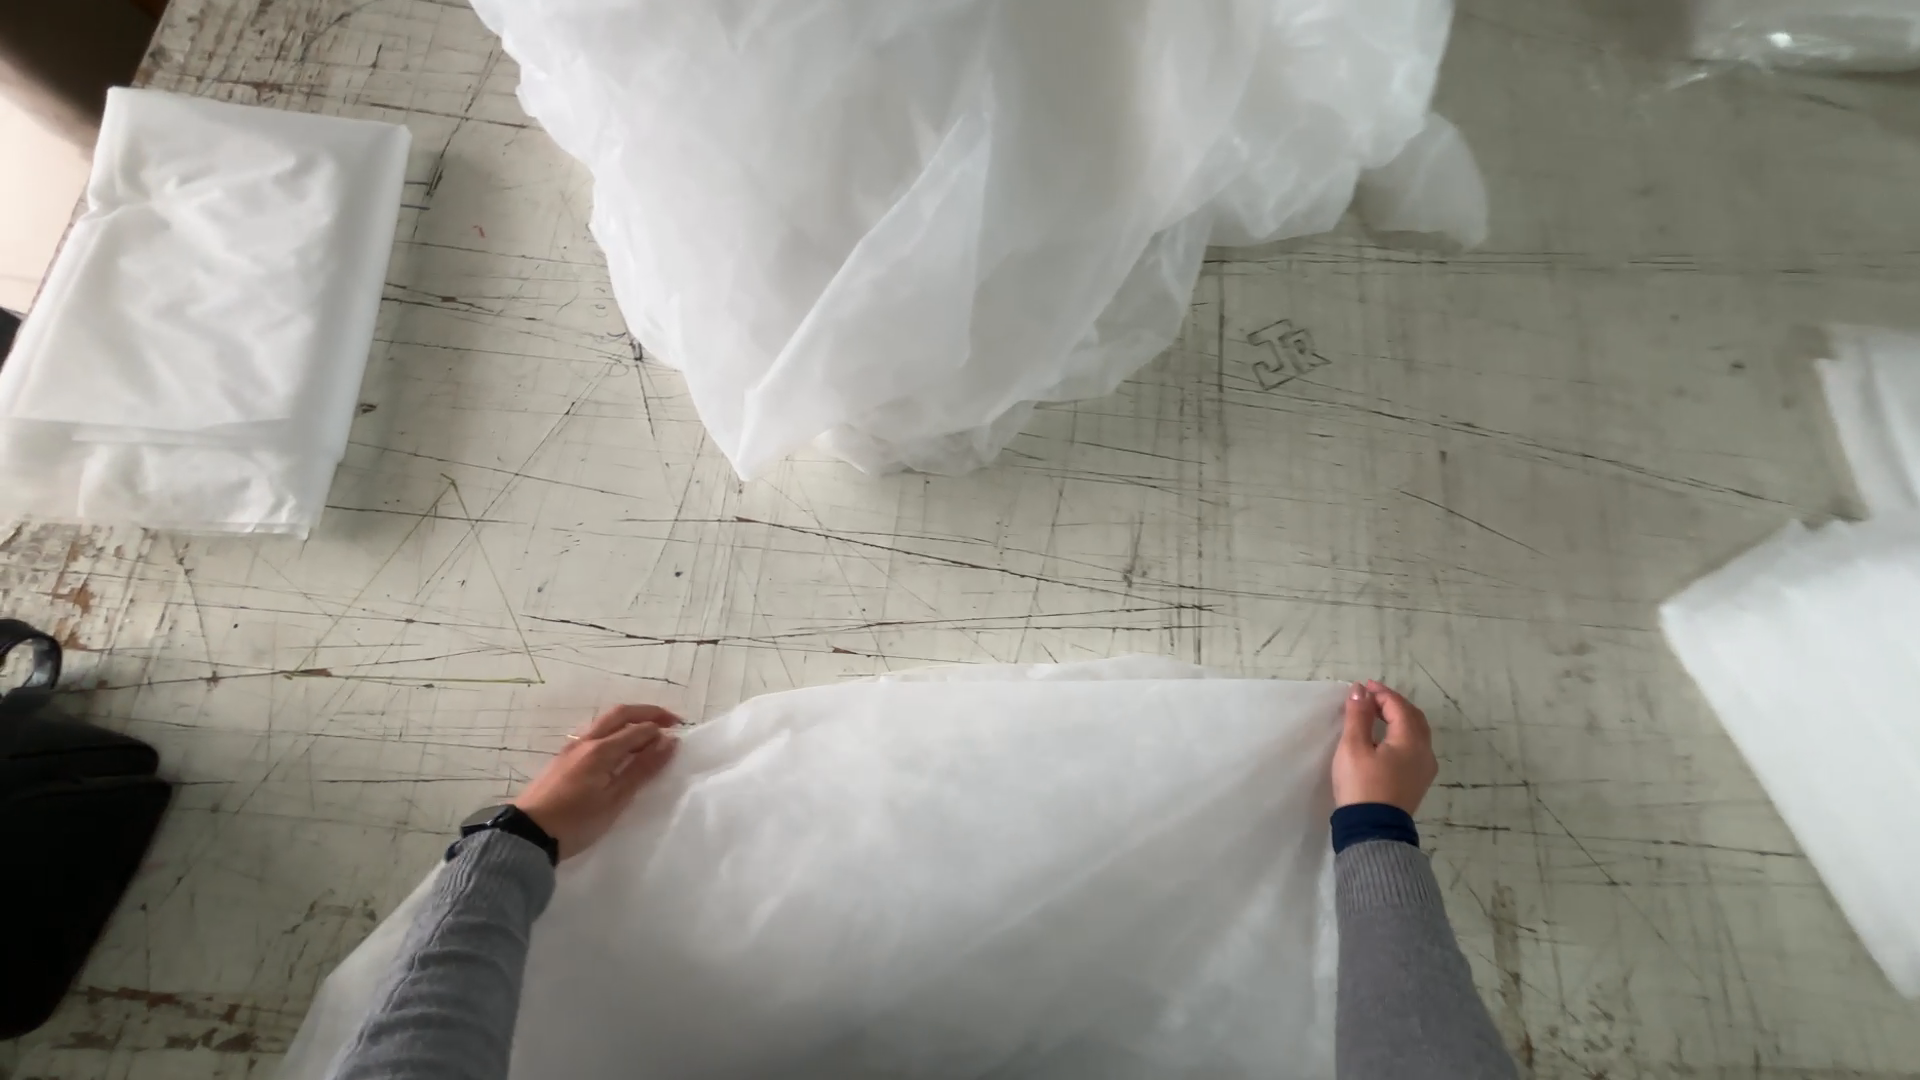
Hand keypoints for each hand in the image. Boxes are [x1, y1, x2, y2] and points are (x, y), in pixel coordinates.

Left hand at [513, 704, 679, 858]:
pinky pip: (595, 733)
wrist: (525, 837)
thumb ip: (642, 768)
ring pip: (605, 721)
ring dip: (630, 721)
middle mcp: (586, 741)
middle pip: (621, 713)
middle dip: (648, 713)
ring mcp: (572, 748)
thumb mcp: (615, 800)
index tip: (678, 740)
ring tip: (647, 736)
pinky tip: (619, 749)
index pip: (639, 730)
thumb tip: (669, 741)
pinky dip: (614, 731)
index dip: (661, 732)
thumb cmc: (576, 822)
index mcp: (601, 750)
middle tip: (670, 721)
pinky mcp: (563, 758)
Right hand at [1332, 680, 1436, 812]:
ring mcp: (1424, 768)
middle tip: (1368, 696)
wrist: (1373, 828)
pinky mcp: (1417, 780)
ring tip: (1374, 712)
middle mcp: (1425, 752)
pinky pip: (1414, 746)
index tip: (1361, 687)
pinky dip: (1400, 732)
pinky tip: (1384, 736)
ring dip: (1397, 717)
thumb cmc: (1362, 784)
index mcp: (1411, 741)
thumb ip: (1358, 715)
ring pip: (1416, 732)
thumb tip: (1360, 690)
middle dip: (1392, 703)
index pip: (1399, 707)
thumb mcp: (1354, 746)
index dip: (1381, 693)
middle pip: (1413, 717)